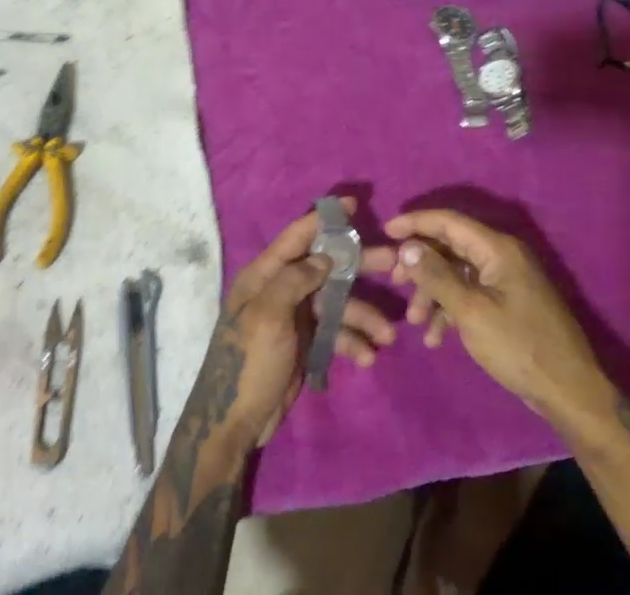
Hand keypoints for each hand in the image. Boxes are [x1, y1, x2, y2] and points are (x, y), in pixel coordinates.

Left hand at [209, 198, 398, 445]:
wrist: (235, 422)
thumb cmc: (248, 363)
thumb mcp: (268, 316)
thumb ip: (295, 280)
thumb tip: (324, 257)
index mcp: (264, 276)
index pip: (297, 237)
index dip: (324, 220)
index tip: (354, 206)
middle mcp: (279, 290)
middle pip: (325, 269)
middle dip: (359, 268)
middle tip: (394, 264)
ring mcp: (293, 318)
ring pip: (337, 305)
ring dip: (363, 318)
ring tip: (388, 336)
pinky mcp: (305, 344)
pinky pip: (335, 333)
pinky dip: (353, 342)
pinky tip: (368, 357)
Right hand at [385, 210, 611, 425]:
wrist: (566, 387)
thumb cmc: (518, 345)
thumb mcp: (470, 311)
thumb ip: (436, 276)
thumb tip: (407, 246)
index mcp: (498, 249)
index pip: (449, 222)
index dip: (416, 222)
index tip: (385, 231)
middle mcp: (503, 256)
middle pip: (452, 247)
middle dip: (421, 265)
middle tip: (395, 283)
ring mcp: (507, 280)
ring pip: (458, 274)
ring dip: (433, 294)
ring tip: (415, 323)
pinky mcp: (508, 303)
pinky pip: (471, 294)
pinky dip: (451, 310)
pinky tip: (437, 338)